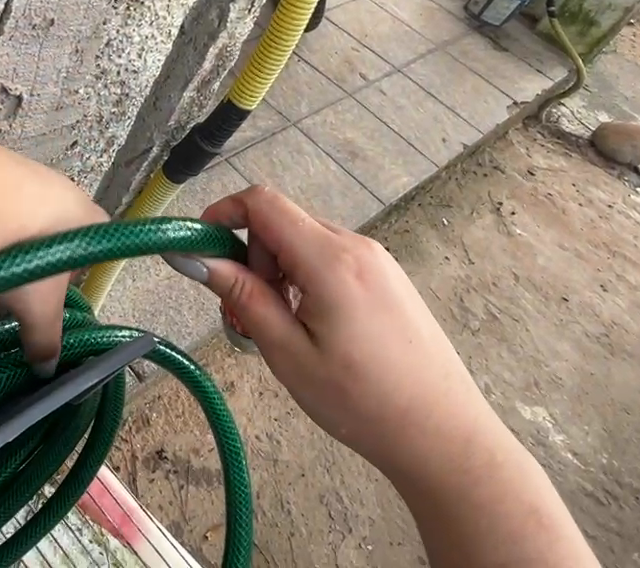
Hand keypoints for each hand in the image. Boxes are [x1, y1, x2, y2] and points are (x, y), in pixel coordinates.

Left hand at [0, 130, 105, 376]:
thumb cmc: (28, 253)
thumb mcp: (39, 309)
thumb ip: (45, 340)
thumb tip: (47, 371)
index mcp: (91, 223)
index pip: (87, 260)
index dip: (63, 286)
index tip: (40, 303)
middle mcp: (66, 193)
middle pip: (48, 245)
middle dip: (23, 275)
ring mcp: (30, 176)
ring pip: (17, 228)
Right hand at [194, 186, 510, 489]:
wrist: (446, 438)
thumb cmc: (362, 402)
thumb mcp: (287, 353)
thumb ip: (241, 295)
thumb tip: (193, 255)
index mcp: (330, 259)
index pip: (262, 202)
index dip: (223, 212)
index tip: (200, 248)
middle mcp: (355, 246)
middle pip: (280, 222)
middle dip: (250, 257)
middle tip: (247, 313)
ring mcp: (376, 259)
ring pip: (303, 240)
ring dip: (276, 270)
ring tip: (282, 328)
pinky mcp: (386, 276)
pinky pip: (328, 257)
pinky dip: (303, 277)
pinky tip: (313, 325)